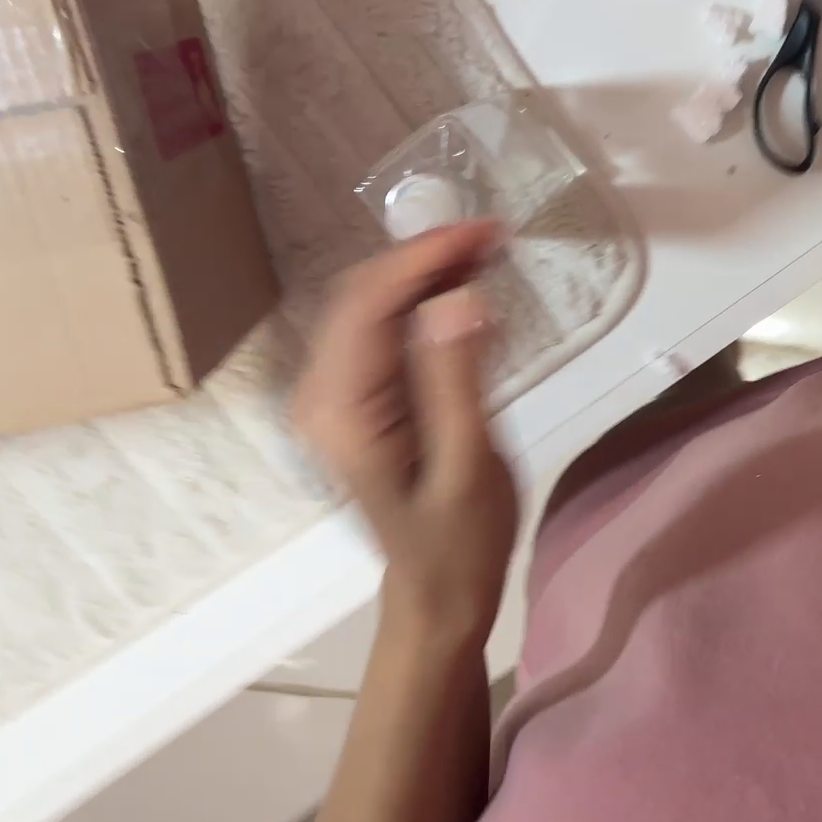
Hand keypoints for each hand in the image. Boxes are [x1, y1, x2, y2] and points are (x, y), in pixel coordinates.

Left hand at [292, 220, 518, 642]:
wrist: (438, 591)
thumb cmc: (459, 538)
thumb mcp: (467, 464)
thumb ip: (458, 382)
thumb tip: (460, 300)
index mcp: (345, 409)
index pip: (370, 306)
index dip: (422, 257)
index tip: (482, 230)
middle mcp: (327, 394)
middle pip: (365, 298)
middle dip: (426, 256)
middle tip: (494, 234)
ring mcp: (343, 398)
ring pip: (376, 310)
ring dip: (428, 273)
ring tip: (489, 250)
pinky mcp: (368, 402)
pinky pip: (390, 334)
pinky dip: (428, 302)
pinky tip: (469, 290)